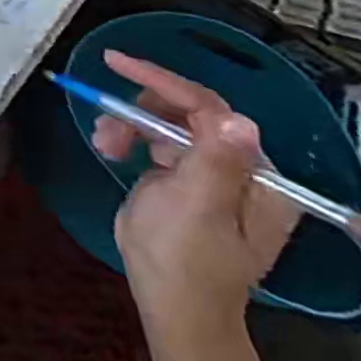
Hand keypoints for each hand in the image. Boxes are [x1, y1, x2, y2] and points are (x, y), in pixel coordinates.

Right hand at [93, 51, 299, 360]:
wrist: (171, 299)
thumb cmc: (183, 256)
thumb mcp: (197, 208)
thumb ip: (217, 162)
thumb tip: (238, 120)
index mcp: (256, 174)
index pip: (209, 109)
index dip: (161, 81)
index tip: (114, 62)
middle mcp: (240, 166)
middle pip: (183, 112)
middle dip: (137, 112)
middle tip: (104, 127)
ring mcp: (211, 171)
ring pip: (163, 122)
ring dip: (127, 126)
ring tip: (104, 146)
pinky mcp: (184, 176)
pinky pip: (154, 138)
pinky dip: (128, 138)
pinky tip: (111, 150)